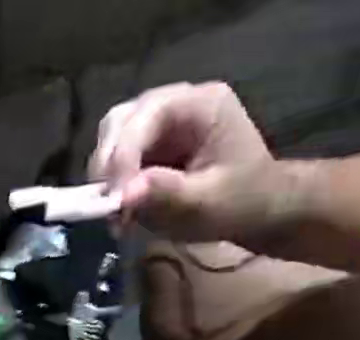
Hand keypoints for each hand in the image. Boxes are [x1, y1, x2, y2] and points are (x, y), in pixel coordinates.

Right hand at [87, 82, 288, 243]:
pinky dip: (109, 187)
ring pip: (111, 140)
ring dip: (105, 178)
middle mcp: (175, 105)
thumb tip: (123, 195)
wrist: (254, 209)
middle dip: (108, 165)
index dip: (124, 153)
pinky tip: (118, 211)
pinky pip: (113, 162)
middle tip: (108, 207)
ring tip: (114, 213)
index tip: (116, 198)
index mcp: (202, 104)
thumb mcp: (208, 202)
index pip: (148, 114)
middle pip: (120, 121)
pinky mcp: (145, 150)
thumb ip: (167, 194)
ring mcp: (157, 127)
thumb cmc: (240, 202)